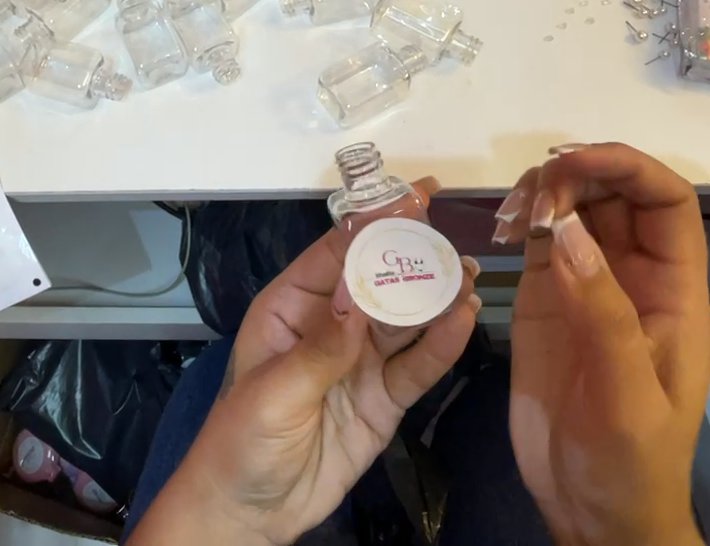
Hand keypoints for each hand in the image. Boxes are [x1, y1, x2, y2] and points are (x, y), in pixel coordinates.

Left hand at [132, 180, 481, 545]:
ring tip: (467, 273)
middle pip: (376, 280)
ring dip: (434, 296)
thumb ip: (320, 347)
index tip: (410, 198)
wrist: (250, 512)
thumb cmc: (242, 439)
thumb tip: (356, 296)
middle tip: (451, 237)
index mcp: (291, 305)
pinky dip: (441, 345)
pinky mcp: (383, 399)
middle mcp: (330, 323)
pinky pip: (416, 366)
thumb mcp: (274, 391)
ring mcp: (359, 361)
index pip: (336, 253)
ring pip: (403, 318)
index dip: (372, 223)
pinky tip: (464, 321)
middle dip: (411, 256)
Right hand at [494, 144, 709, 545]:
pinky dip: (519, 218)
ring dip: (542, 191)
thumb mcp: (626, 393)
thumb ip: (601, 308)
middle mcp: (630, 275)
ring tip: (511, 214)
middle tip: (530, 195)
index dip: (628, 167)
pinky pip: (538, 237)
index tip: (571, 160)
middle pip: (615, 193)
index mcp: (673, 292)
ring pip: (573, 206)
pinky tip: (502, 227)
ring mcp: (584, 283)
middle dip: (576, 173)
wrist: (592, 509)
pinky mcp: (544, 295)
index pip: (667, 203)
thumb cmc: (629, 460)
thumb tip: (563, 223)